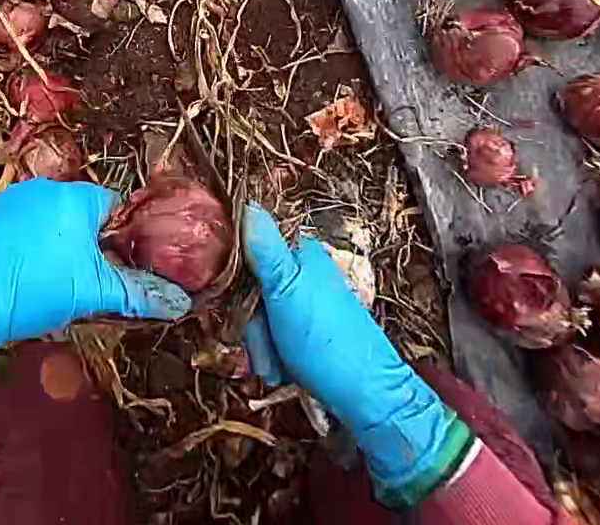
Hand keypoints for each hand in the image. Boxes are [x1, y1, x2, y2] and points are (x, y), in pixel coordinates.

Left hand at [0, 179, 190, 347]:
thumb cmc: (39, 287)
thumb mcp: (93, 291)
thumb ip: (137, 292)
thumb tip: (178, 301)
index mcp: (79, 196)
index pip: (116, 207)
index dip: (119, 237)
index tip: (114, 263)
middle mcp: (50, 187)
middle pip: (86, 211)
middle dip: (90, 239)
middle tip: (86, 274)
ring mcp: (20, 197)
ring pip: (57, 216)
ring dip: (62, 238)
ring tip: (55, 274)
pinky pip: (29, 220)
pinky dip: (34, 238)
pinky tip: (29, 266)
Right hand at [241, 204, 469, 506]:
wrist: (368, 395)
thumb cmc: (325, 341)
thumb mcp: (286, 290)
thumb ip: (265, 248)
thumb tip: (246, 202)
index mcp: (298, 250)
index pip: (250, 241)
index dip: (236, 270)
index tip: (232, 296)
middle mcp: (301, 268)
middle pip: (251, 282)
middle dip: (250, 319)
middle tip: (262, 344)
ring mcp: (304, 297)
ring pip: (259, 311)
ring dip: (260, 341)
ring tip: (274, 365)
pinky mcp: (306, 324)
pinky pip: (274, 331)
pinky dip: (273, 351)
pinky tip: (281, 369)